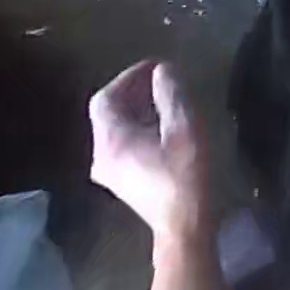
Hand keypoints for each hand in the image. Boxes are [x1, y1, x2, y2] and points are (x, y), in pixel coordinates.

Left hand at [89, 60, 211, 250]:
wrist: (185, 223)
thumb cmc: (186, 173)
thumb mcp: (185, 127)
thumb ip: (172, 95)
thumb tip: (163, 69)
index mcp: (112, 141)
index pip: (105, 98)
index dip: (128, 77)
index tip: (156, 65)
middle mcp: (102, 155)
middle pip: (108, 112)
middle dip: (134, 89)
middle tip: (164, 75)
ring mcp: (110, 170)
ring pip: (116, 127)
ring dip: (138, 106)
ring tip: (169, 93)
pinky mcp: (124, 179)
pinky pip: (123, 141)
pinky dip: (140, 122)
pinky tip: (165, 121)